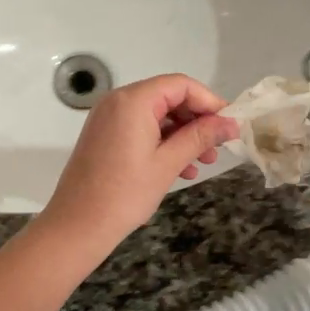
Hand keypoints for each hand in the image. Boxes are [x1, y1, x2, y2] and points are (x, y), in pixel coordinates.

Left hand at [40, 74, 240, 249]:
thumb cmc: (125, 194)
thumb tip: (231, 123)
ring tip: (202, 163)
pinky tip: (180, 169)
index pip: (180, 85)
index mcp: (133, 101)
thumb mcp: (168, 163)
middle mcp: (117, 101)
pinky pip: (140, 128)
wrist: (77, 225)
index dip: (209, 102)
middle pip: (168, 97)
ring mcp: (107, 118)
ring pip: (156, 115)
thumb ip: (201, 137)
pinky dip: (162, 142)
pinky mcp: (104, 135)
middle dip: (196, 120)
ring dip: (182, 135)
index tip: (229, 125)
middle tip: (217, 148)